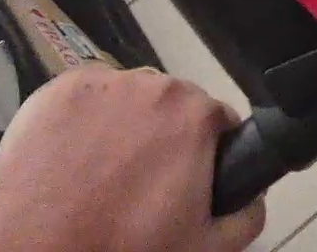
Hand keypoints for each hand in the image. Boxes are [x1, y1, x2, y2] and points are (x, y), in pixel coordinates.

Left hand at [0, 66, 265, 251]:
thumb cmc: (122, 251)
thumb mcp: (202, 249)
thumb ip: (246, 217)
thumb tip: (255, 194)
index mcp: (197, 114)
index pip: (216, 122)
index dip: (203, 153)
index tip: (181, 181)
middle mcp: (158, 84)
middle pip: (173, 105)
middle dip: (162, 136)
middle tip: (136, 185)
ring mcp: (107, 82)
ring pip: (129, 98)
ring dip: (124, 124)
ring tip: (97, 172)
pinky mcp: (60, 87)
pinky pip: (86, 95)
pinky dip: (82, 118)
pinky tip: (70, 155)